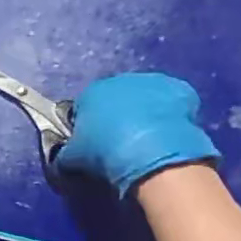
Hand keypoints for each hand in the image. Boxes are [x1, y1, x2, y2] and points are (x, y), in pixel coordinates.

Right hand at [55, 73, 219, 196]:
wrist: (150, 154)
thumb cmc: (103, 152)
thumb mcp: (70, 159)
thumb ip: (62, 154)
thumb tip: (61, 157)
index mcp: (90, 93)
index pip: (82, 108)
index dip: (85, 127)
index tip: (90, 146)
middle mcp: (120, 80)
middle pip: (114, 100)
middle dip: (114, 118)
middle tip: (117, 145)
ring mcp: (152, 82)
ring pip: (142, 99)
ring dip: (141, 115)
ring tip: (143, 142)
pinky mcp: (179, 90)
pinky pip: (169, 102)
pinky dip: (166, 115)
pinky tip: (164, 134)